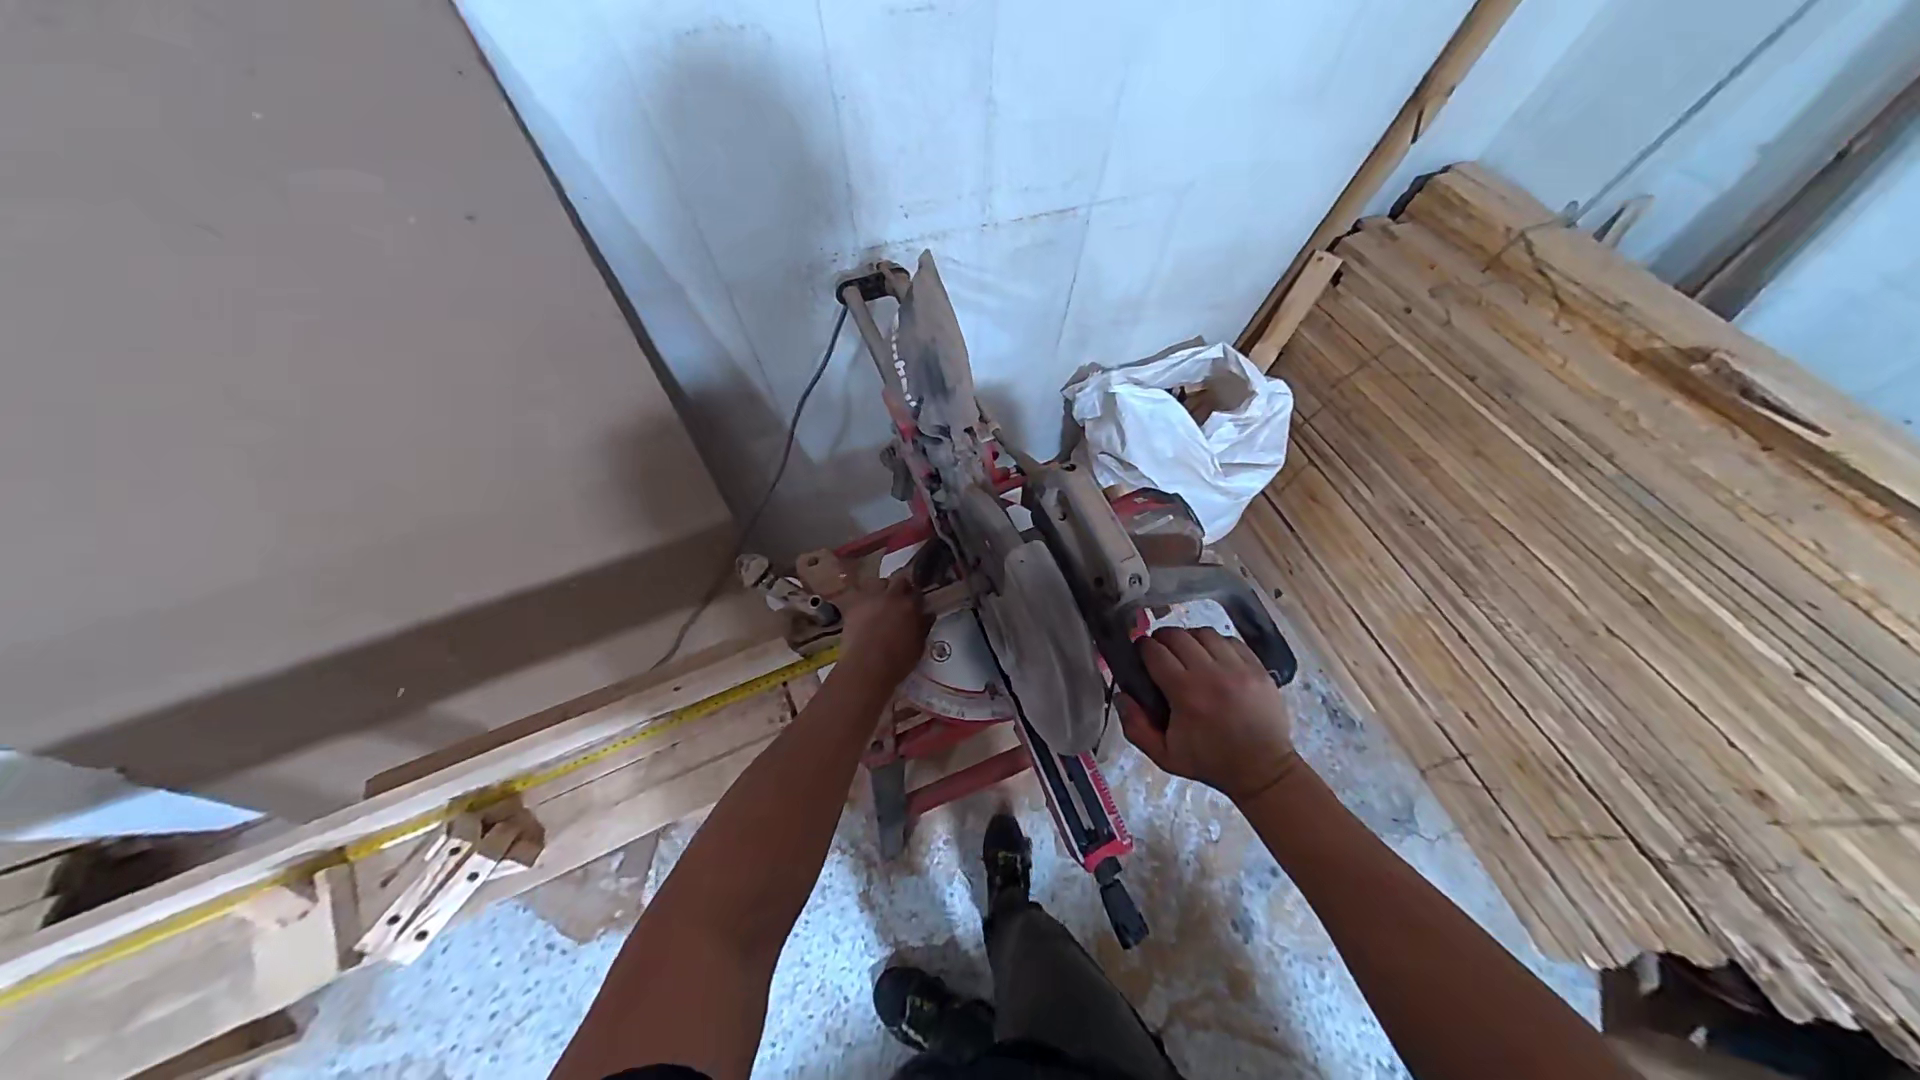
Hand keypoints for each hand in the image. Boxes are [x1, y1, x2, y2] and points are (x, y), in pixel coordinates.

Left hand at [836, 573, 932, 687]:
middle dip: (901, 586)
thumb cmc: (896, 661)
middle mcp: (891, 596)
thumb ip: (923, 627)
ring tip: (881, 601)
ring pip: (878, 582)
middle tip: (900, 599)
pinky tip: (865, 611)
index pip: (918, 592)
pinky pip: (860, 595)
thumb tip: (926, 616)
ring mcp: (870, 598)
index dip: (917, 597)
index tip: (916, 604)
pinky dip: (865, 600)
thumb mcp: (918, 647)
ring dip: (882, 588)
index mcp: (910, 606)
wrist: (865, 667)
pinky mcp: (853, 606)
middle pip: (899, 579)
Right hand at [1117, 627, 1298, 802]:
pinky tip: (1212, 656)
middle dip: (1162, 639)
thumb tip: (1122, 694)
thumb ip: (1135, 727)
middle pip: (1178, 635)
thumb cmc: (1210, 762)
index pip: (1155, 651)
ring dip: (1189, 638)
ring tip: (1186, 652)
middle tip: (1159, 651)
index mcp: (1186, 693)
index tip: (1140, 653)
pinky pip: (1230, 640)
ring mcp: (1238, 668)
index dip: (1142, 648)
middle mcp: (1212, 674)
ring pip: (1204, 633)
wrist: (1262, 770)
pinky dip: (1216, 643)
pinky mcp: (1258, 668)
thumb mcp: (1164, 755)